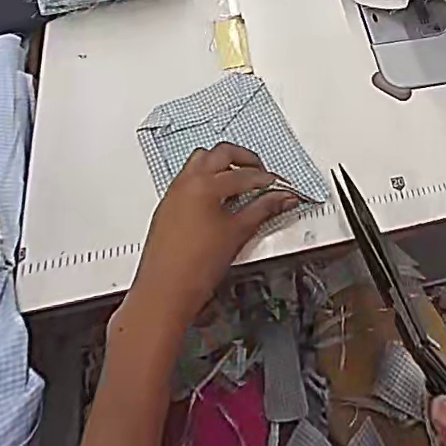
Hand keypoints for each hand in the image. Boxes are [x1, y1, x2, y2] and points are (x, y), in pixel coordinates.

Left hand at [122, 143, 299, 330]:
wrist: (165, 292)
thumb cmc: (193, 268)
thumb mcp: (238, 233)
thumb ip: (263, 210)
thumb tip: (280, 199)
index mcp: (205, 185)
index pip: (244, 174)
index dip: (267, 180)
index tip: (279, 187)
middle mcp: (186, 183)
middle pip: (221, 153)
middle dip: (245, 159)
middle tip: (262, 173)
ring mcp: (174, 192)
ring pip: (201, 160)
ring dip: (222, 164)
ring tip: (240, 180)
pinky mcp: (168, 204)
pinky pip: (188, 177)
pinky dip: (206, 177)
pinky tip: (218, 197)